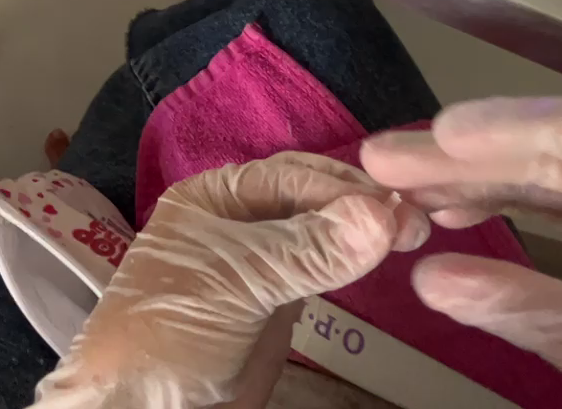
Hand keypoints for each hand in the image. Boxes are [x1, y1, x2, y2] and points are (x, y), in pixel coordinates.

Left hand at [31, 151, 428, 408]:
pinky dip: (347, 262)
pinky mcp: (274, 301)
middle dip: (354, 204)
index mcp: (213, 195)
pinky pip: (317, 269)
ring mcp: (257, 260)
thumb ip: (306, 249)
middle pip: (305, 198)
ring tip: (412, 237)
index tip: (398, 205)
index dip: (340, 187)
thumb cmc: (175, 325)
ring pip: (315, 232)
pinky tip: (378, 259)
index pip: (287, 176)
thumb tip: (383, 215)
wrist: (144, 404)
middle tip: (417, 221)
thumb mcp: (237, 280)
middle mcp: (236, 218)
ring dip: (357, 232)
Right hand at [360, 98, 561, 408]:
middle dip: (468, 151)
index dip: (529, 126)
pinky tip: (447, 208)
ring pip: (551, 167)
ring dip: (470, 169)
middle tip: (383, 159)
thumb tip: (426, 275)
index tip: (445, 136)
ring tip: (397, 180)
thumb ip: (537, 318)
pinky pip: (554, 197)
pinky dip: (494, 196)